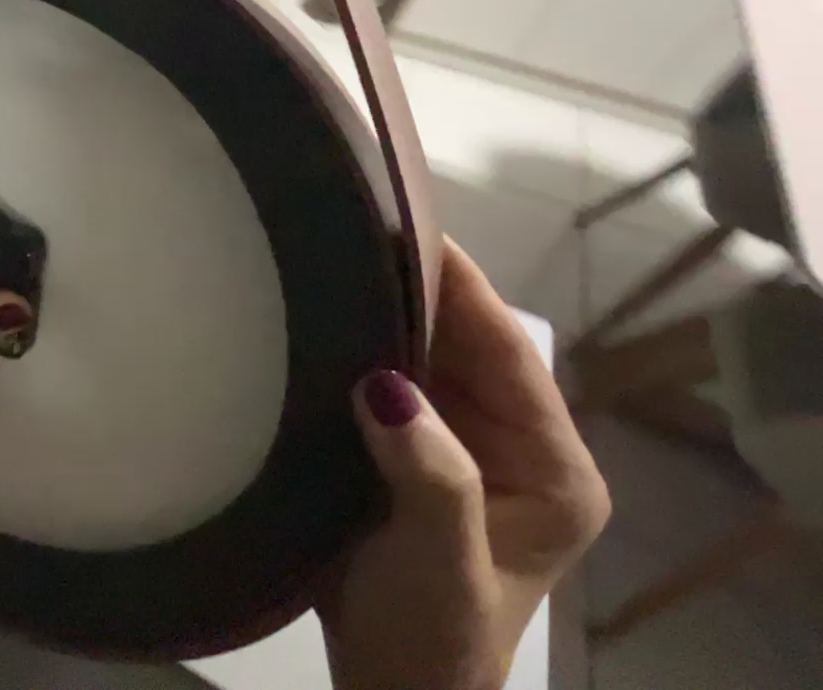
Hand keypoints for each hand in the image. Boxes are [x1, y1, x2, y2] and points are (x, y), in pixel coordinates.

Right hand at [320, 239, 609, 689]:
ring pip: (427, 359)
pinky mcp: (410, 447)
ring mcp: (459, 443)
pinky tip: (321, 317)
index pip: (511, 357)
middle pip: (469, 348)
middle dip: (421, 290)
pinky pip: (389, 381)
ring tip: (334, 255)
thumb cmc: (431, 629)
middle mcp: (512, 444)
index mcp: (551, 467)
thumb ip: (429, 475)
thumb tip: (385, 384)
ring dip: (386, 315)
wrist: (390, 677)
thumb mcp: (440, 559)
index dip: (467, 290)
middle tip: (358, 227)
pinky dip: (361, 347)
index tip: (418, 227)